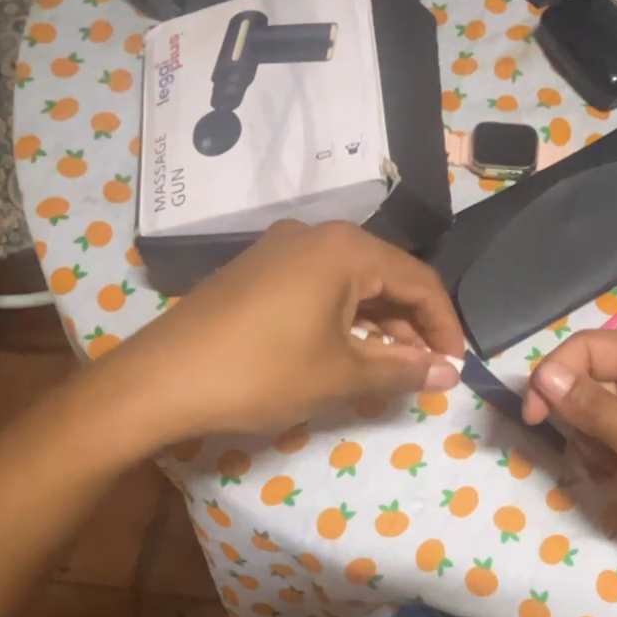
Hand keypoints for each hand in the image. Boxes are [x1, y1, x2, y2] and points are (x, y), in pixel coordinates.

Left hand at [88, 221, 463, 449]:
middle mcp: (316, 235)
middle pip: (388, 276)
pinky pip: (322, 287)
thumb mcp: (342, 374)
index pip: (419, 281)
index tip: (456, 366)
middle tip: (427, 370)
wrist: (161, 380)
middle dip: (414, 325)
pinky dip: (347, 318)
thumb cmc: (262, 372)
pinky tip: (350, 352)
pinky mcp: (260, 270)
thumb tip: (450, 373)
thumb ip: (403, 369)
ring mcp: (283, 249)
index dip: (445, 326)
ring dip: (382, 324)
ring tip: (393, 367)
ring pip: (355, 283)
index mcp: (344, 249)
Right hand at [521, 331, 616, 544]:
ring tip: (611, 469)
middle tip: (592, 452)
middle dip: (574, 417)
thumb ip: (594, 408)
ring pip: (581, 411)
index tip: (533, 416)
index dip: (553, 374)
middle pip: (580, 377)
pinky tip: (615, 477)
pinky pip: (593, 436)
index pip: (586, 346)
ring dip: (585, 443)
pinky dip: (594, 458)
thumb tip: (542, 375)